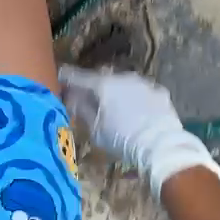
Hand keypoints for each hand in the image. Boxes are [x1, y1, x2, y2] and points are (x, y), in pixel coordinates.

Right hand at [58, 66, 219, 197]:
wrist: (160, 145)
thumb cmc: (122, 139)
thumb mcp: (96, 130)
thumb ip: (82, 110)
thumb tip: (72, 98)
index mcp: (104, 85)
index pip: (80, 77)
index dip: (67, 76)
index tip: (59, 75)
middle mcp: (123, 77)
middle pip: (102, 79)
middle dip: (93, 87)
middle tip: (85, 97)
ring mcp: (143, 83)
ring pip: (124, 84)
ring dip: (115, 92)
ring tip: (112, 108)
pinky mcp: (159, 92)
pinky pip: (142, 93)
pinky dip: (135, 99)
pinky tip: (135, 112)